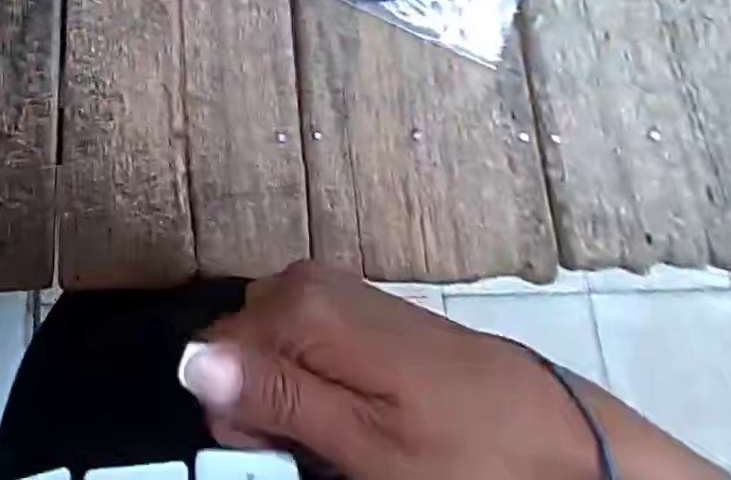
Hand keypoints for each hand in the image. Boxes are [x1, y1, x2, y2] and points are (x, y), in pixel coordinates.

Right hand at [180, 262, 720, 479]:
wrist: (542, 426)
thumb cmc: (455, 449)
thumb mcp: (361, 445)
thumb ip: (274, 395)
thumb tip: (188, 358)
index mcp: (300, 308)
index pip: (212, 358)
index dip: (240, 414)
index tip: (291, 447)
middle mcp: (303, 282)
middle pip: (237, 347)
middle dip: (262, 401)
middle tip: (323, 442)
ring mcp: (327, 287)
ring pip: (263, 345)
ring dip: (285, 393)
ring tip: (341, 427)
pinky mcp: (347, 301)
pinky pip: (294, 338)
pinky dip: (309, 377)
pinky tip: (350, 402)